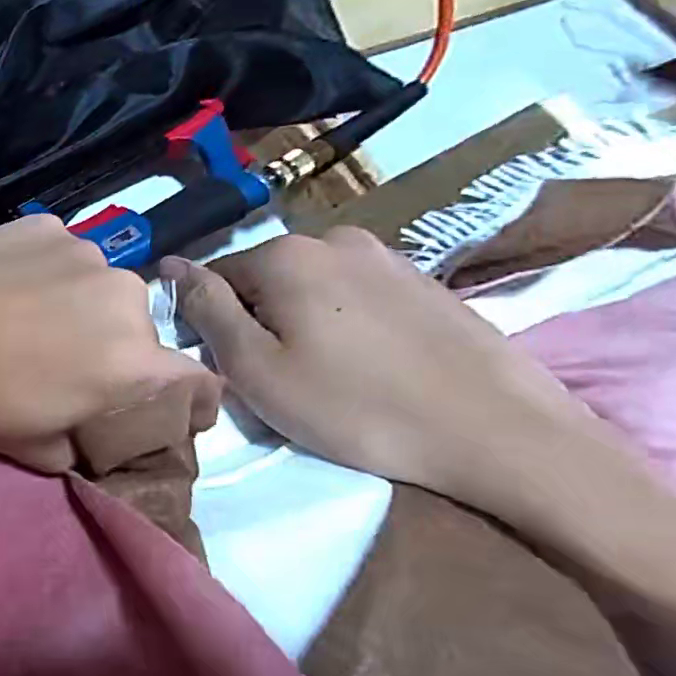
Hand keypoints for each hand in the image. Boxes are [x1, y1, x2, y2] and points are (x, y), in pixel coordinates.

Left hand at [0, 215, 220, 473]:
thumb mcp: (34, 446)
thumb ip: (83, 446)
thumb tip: (90, 438)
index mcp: (132, 359)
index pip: (198, 381)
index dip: (188, 401)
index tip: (166, 406)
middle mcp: (123, 296)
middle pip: (141, 330)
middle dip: (117, 350)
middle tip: (67, 361)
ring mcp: (83, 251)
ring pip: (101, 286)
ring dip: (82, 305)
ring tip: (30, 317)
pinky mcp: (44, 224)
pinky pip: (63, 253)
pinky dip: (48, 270)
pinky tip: (9, 283)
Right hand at [166, 227, 625, 507]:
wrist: (504, 436)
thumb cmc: (356, 406)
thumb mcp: (256, 367)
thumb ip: (206, 309)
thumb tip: (171, 266)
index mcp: (284, 255)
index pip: (212, 277)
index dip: (212, 322)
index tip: (235, 364)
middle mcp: (332, 238)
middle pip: (262, 277)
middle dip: (258, 316)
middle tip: (281, 373)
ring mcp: (385, 254)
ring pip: (310, 284)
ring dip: (301, 317)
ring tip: (328, 369)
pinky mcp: (425, 279)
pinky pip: (355, 291)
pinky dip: (345, 318)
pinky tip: (369, 360)